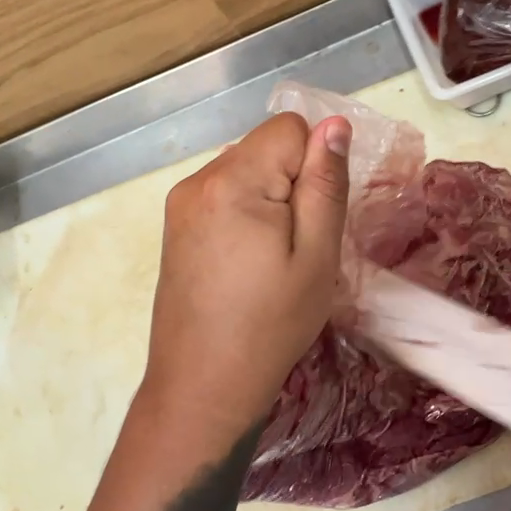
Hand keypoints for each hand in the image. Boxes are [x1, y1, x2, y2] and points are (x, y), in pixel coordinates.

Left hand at [141, 111, 352, 427]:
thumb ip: (326, 185)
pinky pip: (225, 195)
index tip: (313, 218)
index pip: (290, 128)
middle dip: (292, 183)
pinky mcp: (176, 226)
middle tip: (297, 246)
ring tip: (272, 259)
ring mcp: (181, 203)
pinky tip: (248, 263)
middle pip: (266, 147)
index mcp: (234, 181)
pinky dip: (247, 215)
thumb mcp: (317, 256)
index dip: (314, 166)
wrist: (203, 385)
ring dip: (270, 200)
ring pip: (247, 171)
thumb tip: (335, 125)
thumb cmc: (271, 325)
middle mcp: (199, 180)